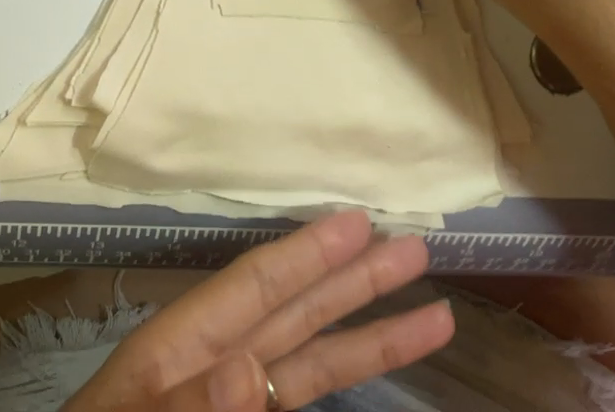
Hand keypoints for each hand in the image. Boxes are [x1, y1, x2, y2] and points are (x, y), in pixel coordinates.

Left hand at [62, 211, 452, 410]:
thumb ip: (191, 406)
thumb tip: (250, 369)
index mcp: (180, 345)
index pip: (254, 286)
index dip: (306, 253)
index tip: (356, 221)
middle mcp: (216, 361)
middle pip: (295, 311)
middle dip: (354, 280)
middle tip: (413, 245)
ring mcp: (235, 398)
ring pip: (311, 356)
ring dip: (368, 332)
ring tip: (434, 312)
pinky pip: (301, 395)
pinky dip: (342, 376)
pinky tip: (374, 361)